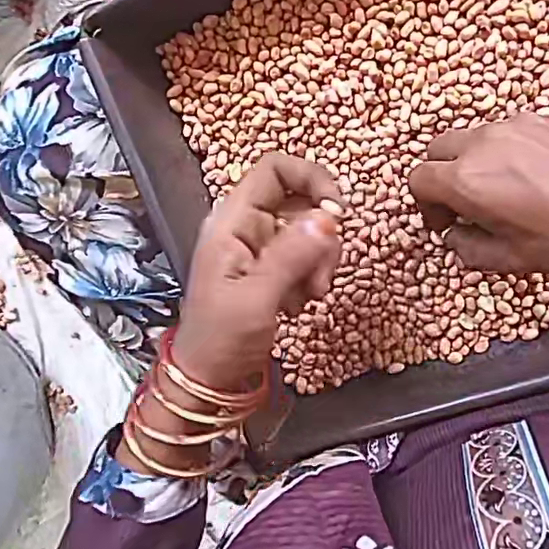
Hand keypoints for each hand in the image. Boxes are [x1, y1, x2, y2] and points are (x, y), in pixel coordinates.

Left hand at [170, 153, 344, 389]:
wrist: (211, 379)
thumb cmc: (221, 339)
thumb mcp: (256, 298)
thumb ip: (291, 255)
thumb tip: (329, 216)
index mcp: (233, 220)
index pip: (275, 169)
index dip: (311, 178)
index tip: (337, 211)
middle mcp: (249, 225)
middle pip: (302, 199)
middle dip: (322, 234)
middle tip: (321, 273)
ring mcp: (263, 246)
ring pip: (311, 229)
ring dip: (321, 261)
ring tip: (308, 294)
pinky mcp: (274, 267)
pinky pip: (309, 255)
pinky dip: (314, 275)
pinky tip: (299, 301)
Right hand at [407, 114, 548, 281]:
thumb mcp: (514, 259)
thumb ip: (469, 248)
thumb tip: (456, 237)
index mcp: (466, 179)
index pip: (419, 180)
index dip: (426, 207)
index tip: (446, 225)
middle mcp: (482, 143)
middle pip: (437, 150)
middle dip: (441, 179)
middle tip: (463, 209)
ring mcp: (514, 125)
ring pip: (470, 139)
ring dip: (469, 164)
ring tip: (499, 196)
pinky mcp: (542, 119)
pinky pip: (501, 134)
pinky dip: (497, 153)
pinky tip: (527, 180)